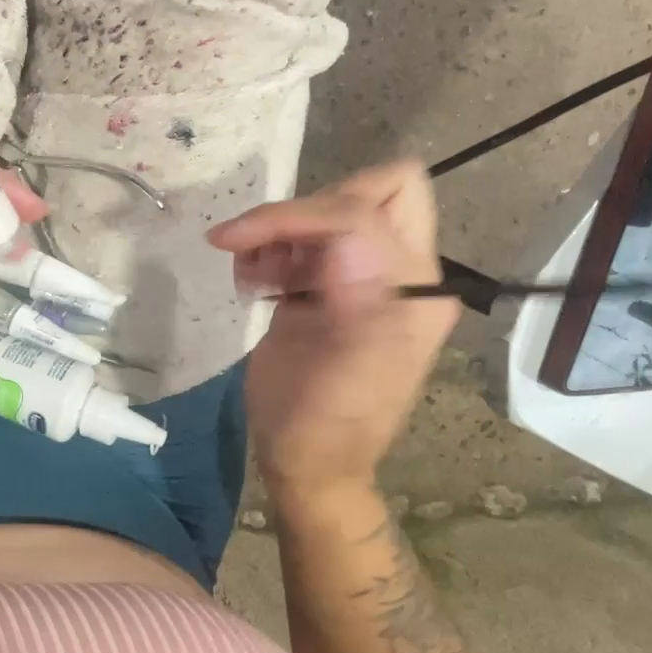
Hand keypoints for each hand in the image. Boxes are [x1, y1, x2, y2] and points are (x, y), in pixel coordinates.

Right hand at [206, 160, 456, 499]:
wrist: (304, 461)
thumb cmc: (319, 428)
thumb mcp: (341, 380)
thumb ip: (357, 312)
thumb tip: (345, 246)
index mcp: (413, 290)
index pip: (362, 212)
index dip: (298, 216)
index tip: (237, 240)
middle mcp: (398, 273)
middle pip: (365, 191)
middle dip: (297, 213)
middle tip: (255, 254)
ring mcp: (361, 276)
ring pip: (328, 207)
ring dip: (277, 232)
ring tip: (251, 278)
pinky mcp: (327, 284)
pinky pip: (302, 236)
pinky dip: (268, 247)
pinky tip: (253, 283)